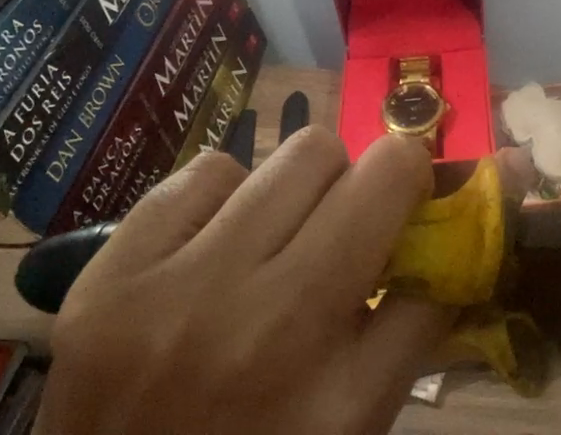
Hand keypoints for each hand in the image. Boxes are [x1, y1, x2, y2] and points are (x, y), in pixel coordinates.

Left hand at [35, 130, 453, 434]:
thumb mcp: (356, 422)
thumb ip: (412, 325)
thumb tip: (450, 222)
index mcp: (337, 392)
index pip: (432, 256)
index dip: (430, 207)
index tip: (418, 207)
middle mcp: (263, 329)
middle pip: (368, 171)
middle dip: (373, 185)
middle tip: (349, 221)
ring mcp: (176, 296)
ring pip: (299, 153)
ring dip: (304, 187)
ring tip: (276, 237)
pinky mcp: (110, 275)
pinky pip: (209, 170)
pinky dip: (227, 196)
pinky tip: (211, 246)